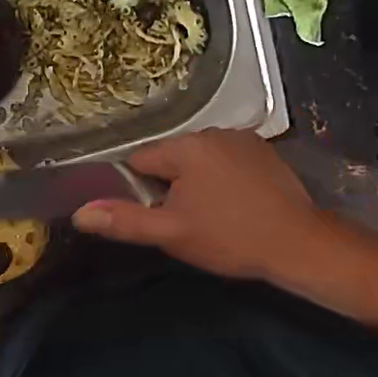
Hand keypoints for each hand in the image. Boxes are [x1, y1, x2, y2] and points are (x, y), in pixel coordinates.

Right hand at [71, 129, 328, 280]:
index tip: (155, 215)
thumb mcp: (171, 233)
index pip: (139, 161)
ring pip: (198, 160)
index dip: (139, 191)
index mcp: (185, 147)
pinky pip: (226, 160)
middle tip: (185, 221)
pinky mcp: (264, 151)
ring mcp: (241, 139)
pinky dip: (223, 178)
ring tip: (213, 215)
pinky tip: (236, 204)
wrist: (298, 244)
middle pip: (169, 159)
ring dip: (196, 181)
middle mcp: (212, 132)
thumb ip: (123, 220)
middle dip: (169, 186)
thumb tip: (79, 212)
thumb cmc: (229, 238)